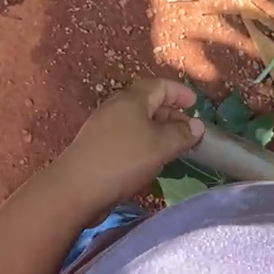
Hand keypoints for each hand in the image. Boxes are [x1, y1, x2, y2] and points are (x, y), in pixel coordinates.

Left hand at [44, 79, 205, 220]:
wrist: (76, 187)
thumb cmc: (124, 159)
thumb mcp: (160, 146)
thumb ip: (181, 134)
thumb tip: (197, 125)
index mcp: (133, 98)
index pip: (160, 85)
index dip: (180, 92)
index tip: (195, 104)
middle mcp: (117, 106)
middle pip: (148, 102)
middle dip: (171, 113)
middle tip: (188, 129)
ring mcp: (104, 125)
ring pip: (137, 120)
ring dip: (158, 130)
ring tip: (173, 146)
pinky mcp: (97, 145)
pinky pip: (127, 135)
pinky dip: (143, 141)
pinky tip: (149, 159)